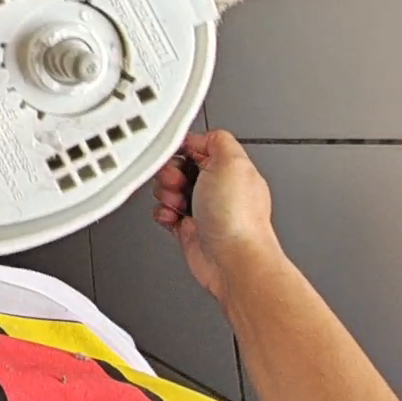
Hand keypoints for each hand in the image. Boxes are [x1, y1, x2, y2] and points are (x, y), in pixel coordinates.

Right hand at [151, 129, 282, 300]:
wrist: (233, 262)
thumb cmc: (238, 220)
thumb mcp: (234, 163)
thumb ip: (218, 140)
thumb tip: (198, 138)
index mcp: (231, 171)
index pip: (197, 148)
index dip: (182, 150)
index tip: (178, 156)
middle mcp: (217, 190)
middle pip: (177, 167)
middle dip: (169, 173)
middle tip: (179, 183)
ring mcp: (202, 209)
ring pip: (166, 189)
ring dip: (165, 194)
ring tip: (179, 204)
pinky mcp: (188, 228)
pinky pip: (163, 211)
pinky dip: (163, 213)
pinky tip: (174, 217)